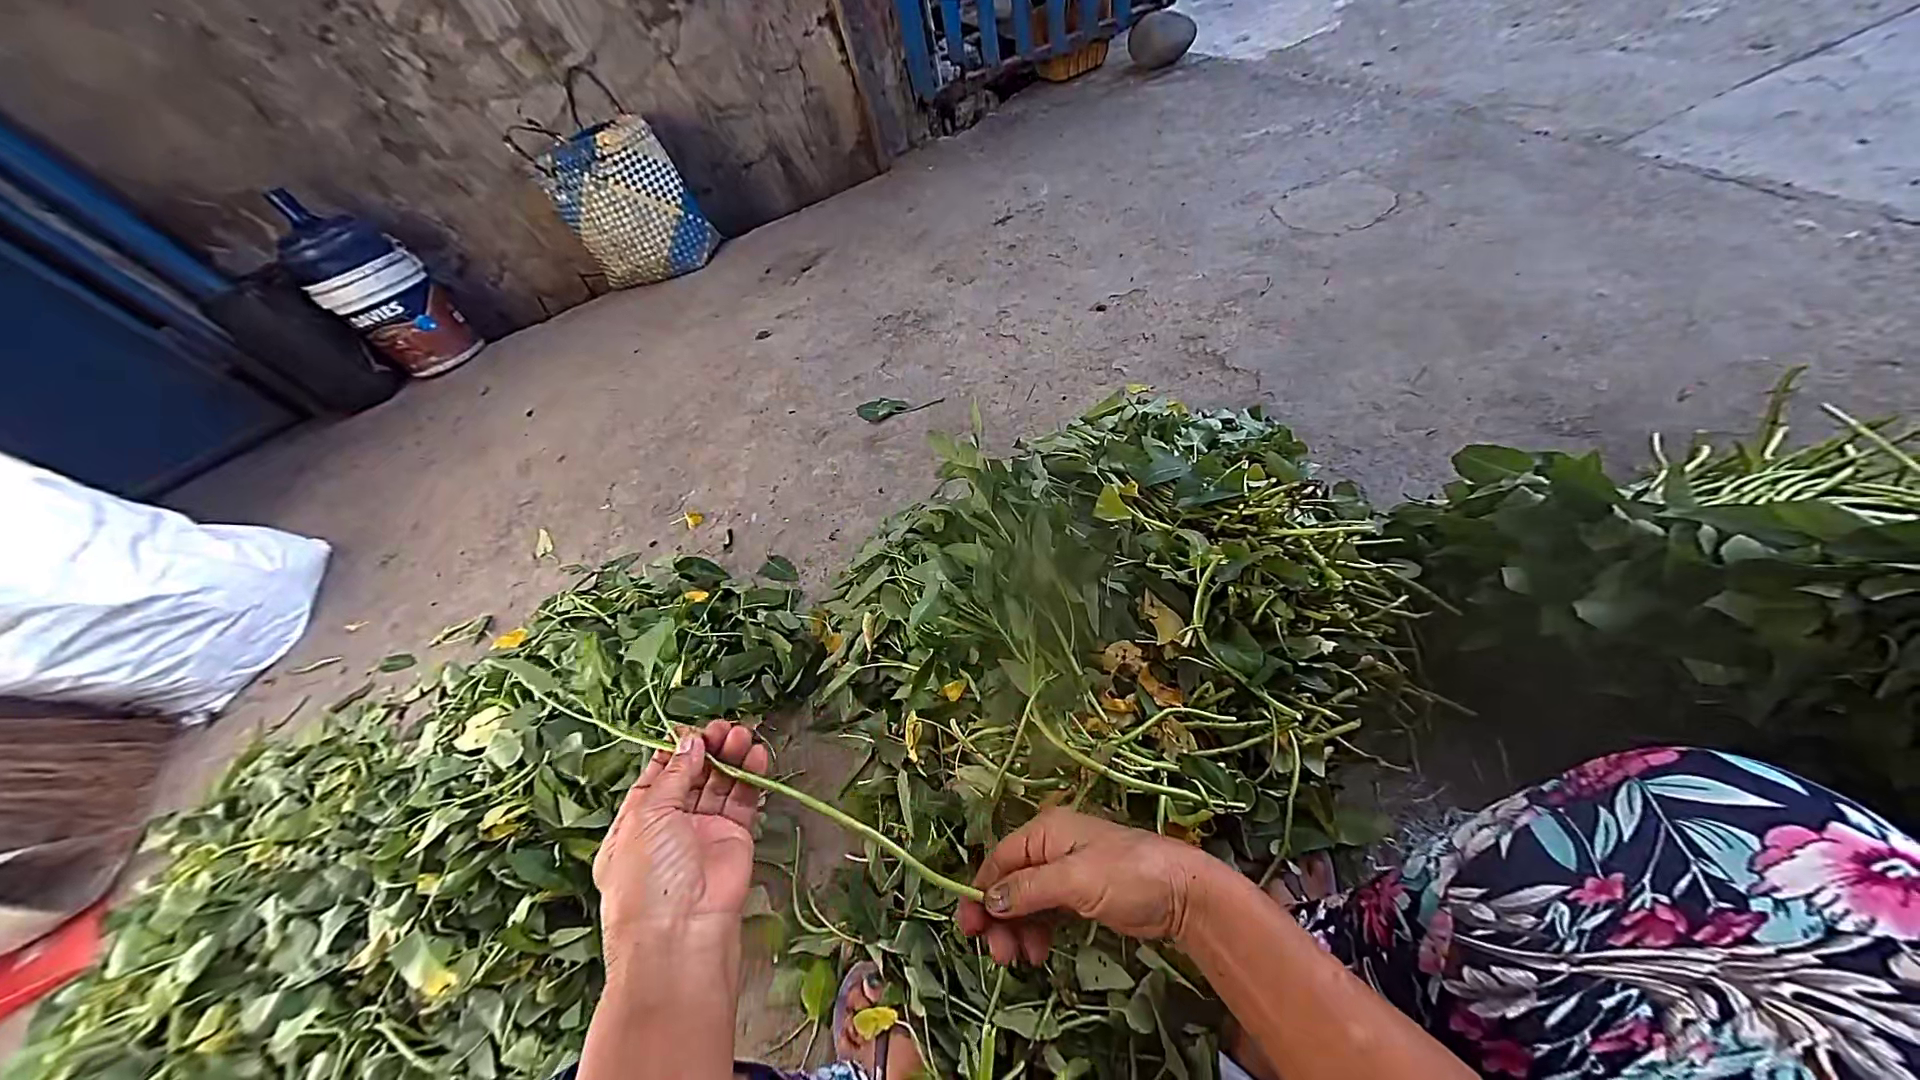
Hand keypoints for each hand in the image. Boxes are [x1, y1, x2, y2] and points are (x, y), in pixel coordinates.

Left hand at [593, 720, 769, 969]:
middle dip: (708, 748)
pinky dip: (751, 775)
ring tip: (742, 734)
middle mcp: (671, 824)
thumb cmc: (648, 878)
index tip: (692, 730)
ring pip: (720, 782)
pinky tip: (756, 754)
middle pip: (693, 774)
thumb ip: (673, 774)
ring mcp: (704, 830)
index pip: (658, 775)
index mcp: (637, 822)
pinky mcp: (735, 836)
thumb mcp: (646, 816)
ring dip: (731, 756)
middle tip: (723, 728)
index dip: (676, 750)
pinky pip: (744, 798)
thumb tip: (690, 741)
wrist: (682, 933)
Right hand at [955, 808, 1228, 965]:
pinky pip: (1045, 911)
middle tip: (1000, 955)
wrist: (1182, 892)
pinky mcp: (1079, 894)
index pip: (1000, 860)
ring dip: (1018, 929)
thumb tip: (990, 899)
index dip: (982, 892)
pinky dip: (1037, 930)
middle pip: (1010, 882)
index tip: (969, 928)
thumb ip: (1030, 888)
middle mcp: (1050, 846)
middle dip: (1001, 917)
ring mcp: (1066, 871)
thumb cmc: (1127, 875)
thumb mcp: (1075, 880)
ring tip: (1026, 958)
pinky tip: (1040, 951)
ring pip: (1026, 900)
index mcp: (1045, 831)